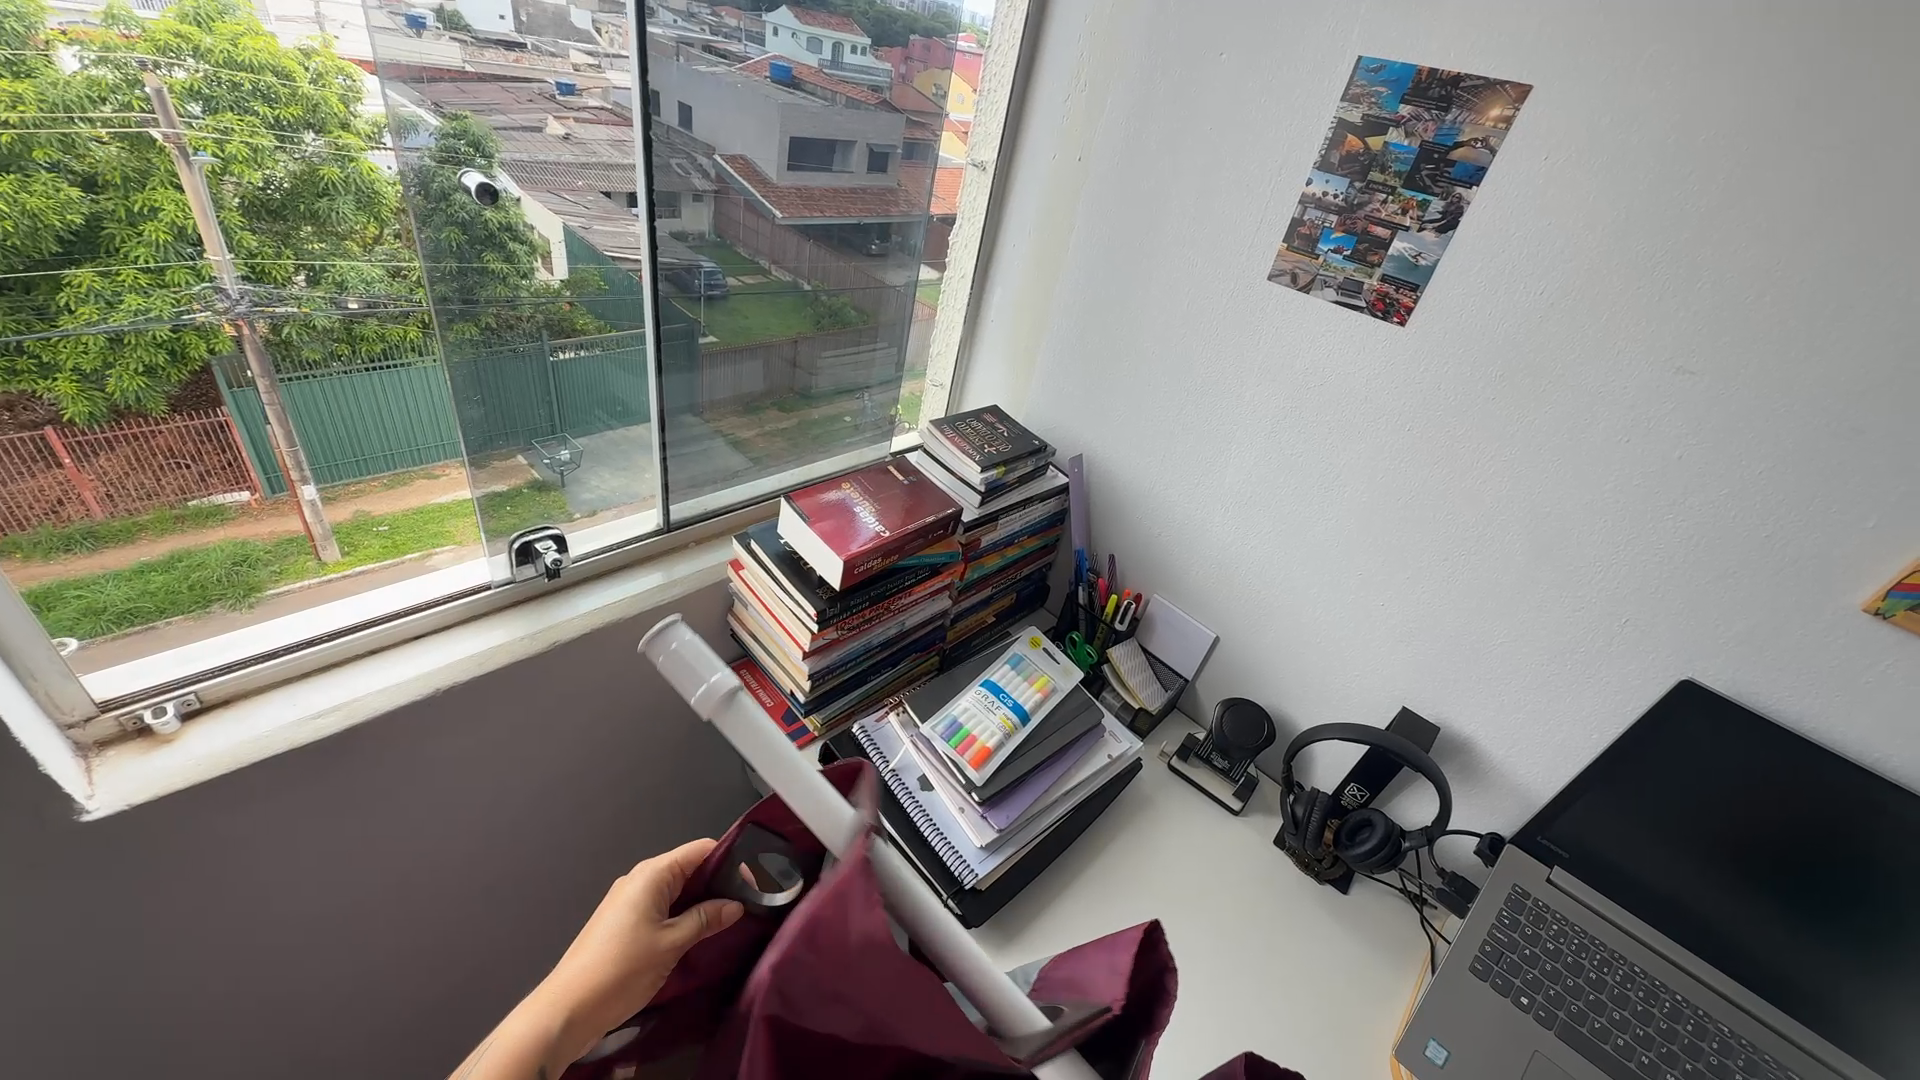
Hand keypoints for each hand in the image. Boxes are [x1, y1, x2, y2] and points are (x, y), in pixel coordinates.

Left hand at [533, 838, 745, 1060]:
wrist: (566, 1010)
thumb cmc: (621, 969)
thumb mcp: (671, 944)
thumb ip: (706, 919)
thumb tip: (736, 905)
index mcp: (652, 874)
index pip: (701, 850)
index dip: (731, 860)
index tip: (756, 880)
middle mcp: (640, 879)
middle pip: (690, 867)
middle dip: (719, 882)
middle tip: (750, 901)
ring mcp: (630, 900)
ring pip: (677, 889)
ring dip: (702, 901)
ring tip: (731, 917)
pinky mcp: (624, 921)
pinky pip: (663, 905)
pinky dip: (684, 913)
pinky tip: (700, 932)